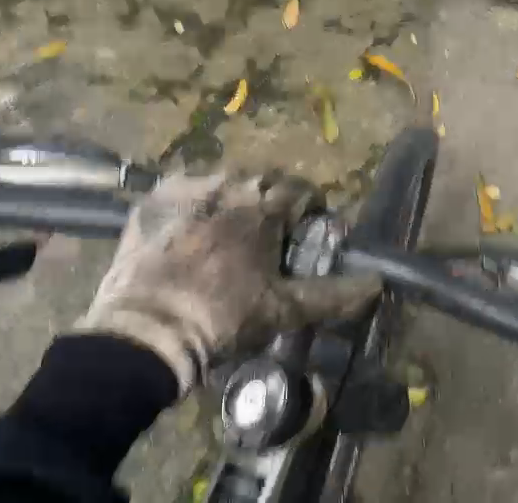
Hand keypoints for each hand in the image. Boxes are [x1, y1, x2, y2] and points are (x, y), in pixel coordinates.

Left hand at [74, 172, 382, 394]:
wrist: (142, 335)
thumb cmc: (221, 318)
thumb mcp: (284, 311)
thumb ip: (333, 294)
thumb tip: (375, 283)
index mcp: (265, 205)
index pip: (302, 191)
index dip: (308, 212)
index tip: (303, 236)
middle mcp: (230, 183)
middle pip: (263, 181)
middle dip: (270, 202)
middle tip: (264, 239)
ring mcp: (188, 189)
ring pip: (223, 182)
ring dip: (231, 200)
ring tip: (223, 236)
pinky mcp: (152, 201)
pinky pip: (183, 192)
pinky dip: (191, 206)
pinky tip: (186, 234)